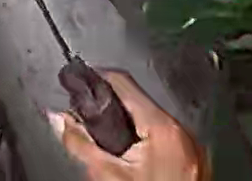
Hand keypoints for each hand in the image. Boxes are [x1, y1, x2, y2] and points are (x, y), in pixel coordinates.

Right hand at [52, 69, 203, 180]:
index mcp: (164, 128)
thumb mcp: (107, 177)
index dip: (96, 80)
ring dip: (125, 123)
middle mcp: (183, 133)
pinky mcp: (195, 166)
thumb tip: (56, 117)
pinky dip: (142, 139)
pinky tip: (128, 156)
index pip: (122, 82)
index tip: (77, 88)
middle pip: (136, 101)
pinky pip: (163, 138)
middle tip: (86, 118)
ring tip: (105, 140)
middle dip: (109, 106)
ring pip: (149, 119)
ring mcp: (193, 151)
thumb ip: (79, 142)